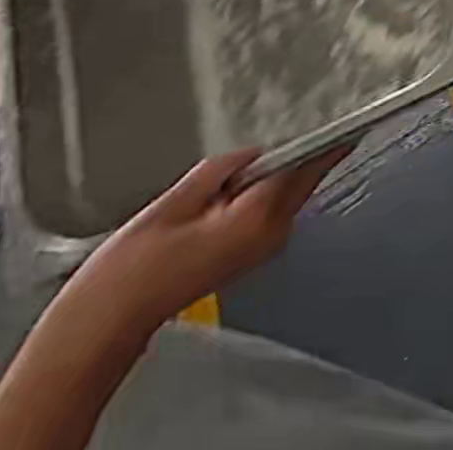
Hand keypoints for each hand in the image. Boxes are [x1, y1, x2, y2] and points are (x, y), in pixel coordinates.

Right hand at [61, 146, 347, 332]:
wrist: (102, 325)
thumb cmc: (127, 271)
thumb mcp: (174, 204)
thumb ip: (223, 170)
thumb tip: (256, 153)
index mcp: (261, 217)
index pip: (305, 170)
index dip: (325, 146)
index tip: (349, 127)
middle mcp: (275, 232)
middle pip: (301, 181)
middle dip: (290, 160)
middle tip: (268, 144)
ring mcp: (268, 246)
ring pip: (286, 196)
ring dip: (269, 180)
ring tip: (223, 182)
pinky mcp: (255, 253)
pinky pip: (271, 212)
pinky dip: (259, 198)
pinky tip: (223, 200)